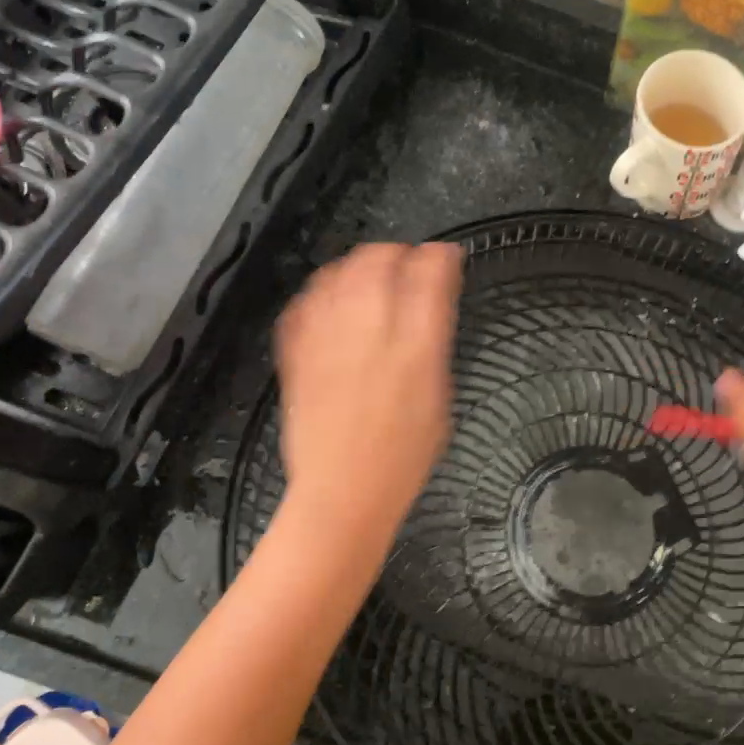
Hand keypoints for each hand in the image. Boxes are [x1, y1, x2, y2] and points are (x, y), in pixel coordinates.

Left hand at [274, 243, 461, 542]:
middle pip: (379, 261)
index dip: (441, 256)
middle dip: (397, 252)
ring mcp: (328, 341)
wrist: (343, 492)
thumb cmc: (403, 457)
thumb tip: (432, 310)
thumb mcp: (440, 399)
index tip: (447, 257)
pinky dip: (321, 291)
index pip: (430, 274)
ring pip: (338, 273)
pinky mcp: (297, 354)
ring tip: (370, 274)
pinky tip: (332, 300)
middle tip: (408, 261)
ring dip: (358, 265)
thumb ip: (433, 346)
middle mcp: (370, 335)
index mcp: (416, 348)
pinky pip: (304, 303)